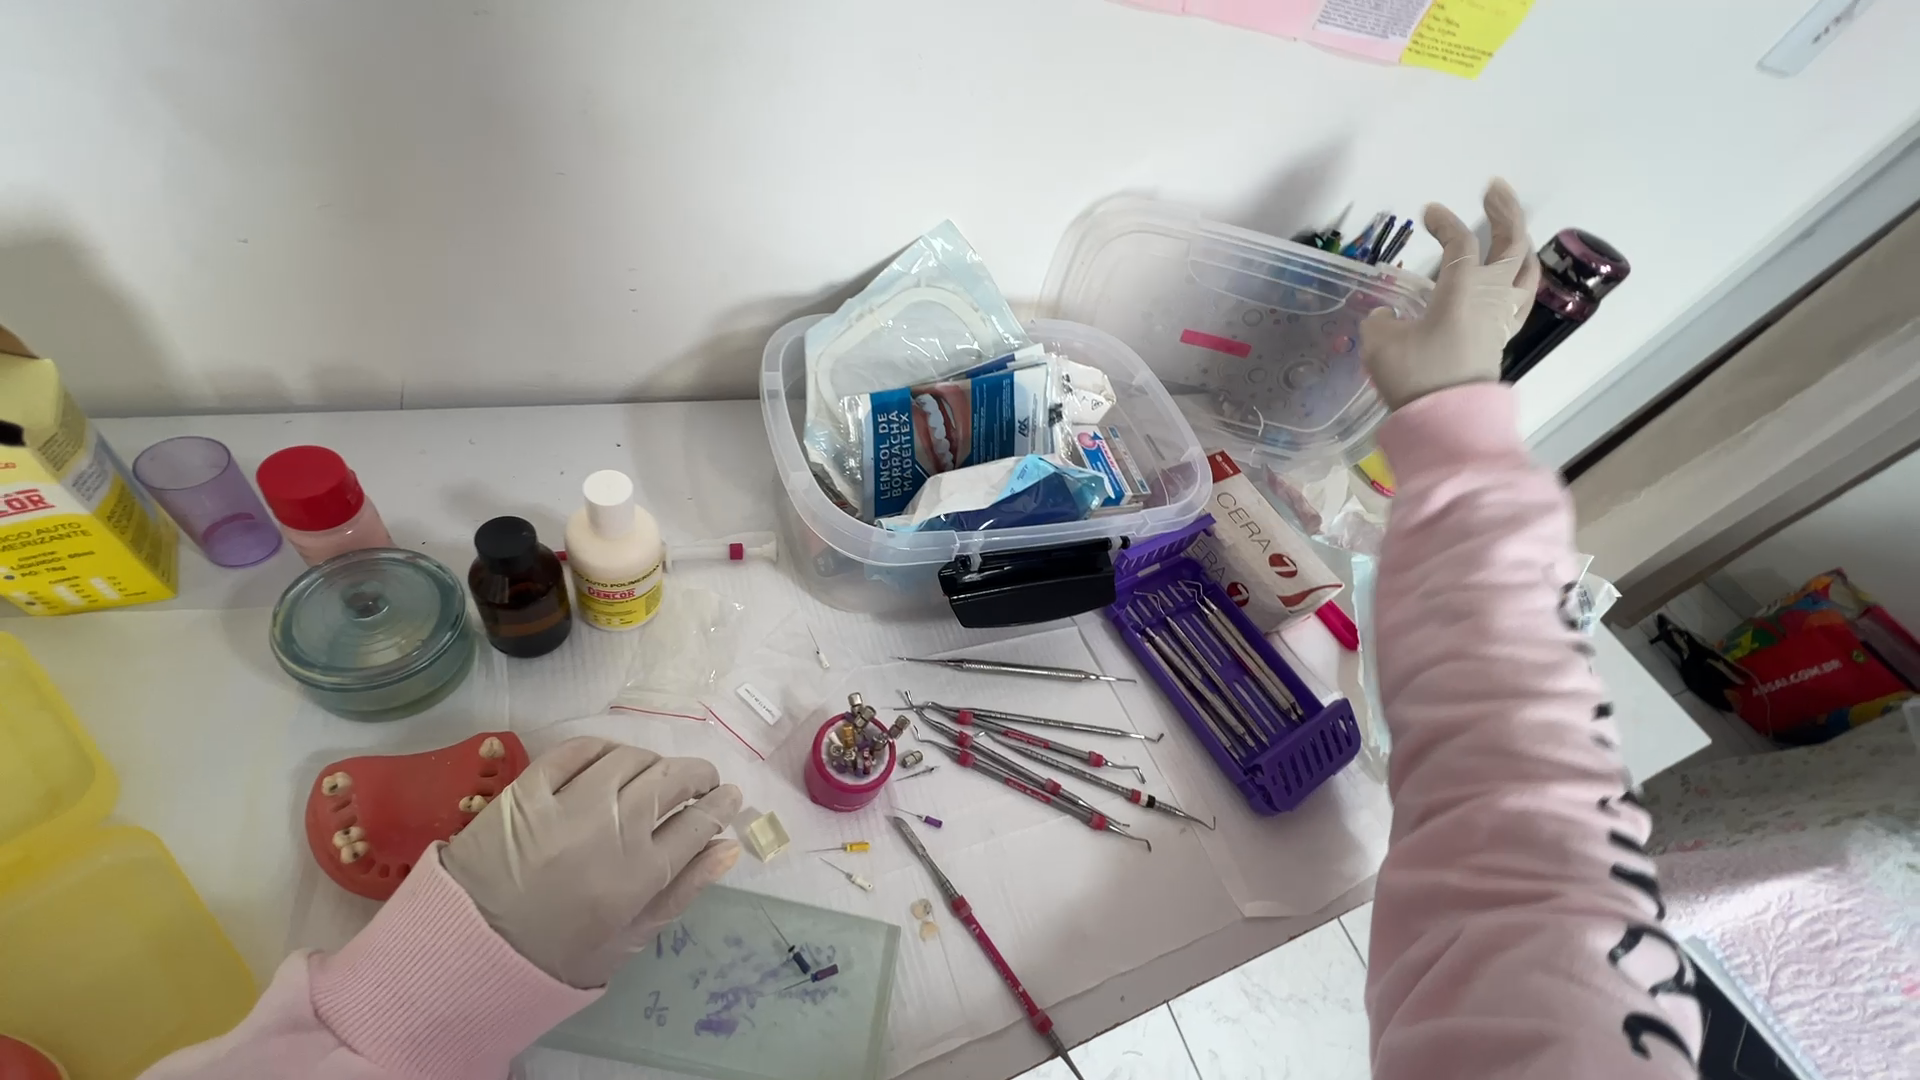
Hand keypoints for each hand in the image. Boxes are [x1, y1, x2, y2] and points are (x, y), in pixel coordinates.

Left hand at [442, 736, 743, 988]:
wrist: (460, 957)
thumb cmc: (555, 955)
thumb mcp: (629, 939)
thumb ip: (684, 890)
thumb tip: (729, 846)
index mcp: (638, 875)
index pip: (700, 822)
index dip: (723, 804)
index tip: (730, 797)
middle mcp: (610, 831)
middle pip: (673, 781)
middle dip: (699, 776)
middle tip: (702, 782)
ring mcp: (567, 806)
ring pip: (631, 759)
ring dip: (654, 763)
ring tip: (653, 776)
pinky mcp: (527, 791)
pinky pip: (579, 749)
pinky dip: (605, 748)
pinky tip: (611, 761)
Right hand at [1360, 179, 1541, 409]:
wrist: (1445, 417)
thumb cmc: (1414, 375)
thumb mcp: (1380, 344)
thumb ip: (1380, 321)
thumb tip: (1386, 316)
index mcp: (1463, 288)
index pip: (1460, 242)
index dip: (1444, 222)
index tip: (1429, 211)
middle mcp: (1491, 294)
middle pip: (1511, 242)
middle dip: (1504, 211)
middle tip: (1492, 191)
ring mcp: (1501, 316)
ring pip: (1526, 268)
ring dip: (1520, 244)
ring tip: (1510, 232)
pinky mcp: (1500, 337)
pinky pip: (1519, 297)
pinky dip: (1516, 278)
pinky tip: (1506, 279)